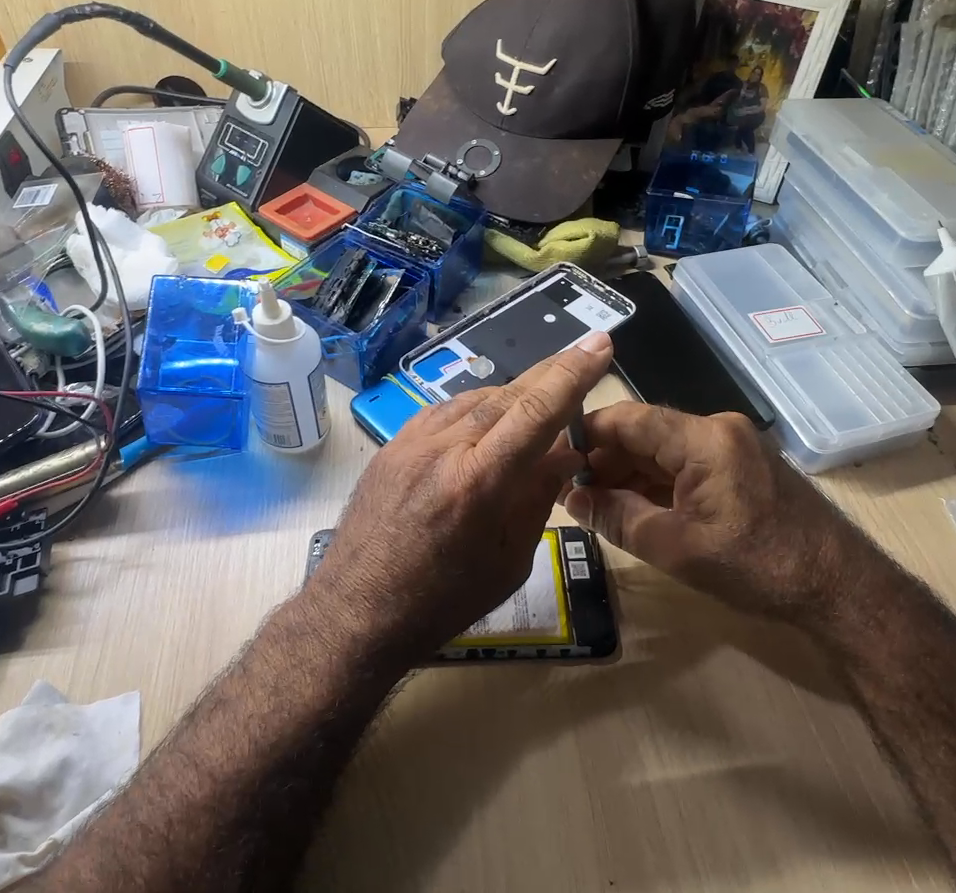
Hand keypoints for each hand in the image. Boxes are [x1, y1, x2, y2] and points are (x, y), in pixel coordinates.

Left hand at [311, 332, 613, 656]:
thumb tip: (566, 453)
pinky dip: (475, 409)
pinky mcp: (391, 446)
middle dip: (550, 373)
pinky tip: (487, 421)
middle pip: (507, 394)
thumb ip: (537, 499)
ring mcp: (411, 442)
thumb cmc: (441, 602)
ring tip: (538, 405)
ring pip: (474, 398)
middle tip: (582, 356)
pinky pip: (443, 412)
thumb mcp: (507, 561)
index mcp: (478, 482)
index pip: (536, 411)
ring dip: (512, 395)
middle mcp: (443, 448)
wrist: (355, 611)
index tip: (600, 345)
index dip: (572, 374)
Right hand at [562, 402, 861, 624]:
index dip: (586, 434)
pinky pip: (686, 467)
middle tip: (565, 490)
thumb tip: (572, 500)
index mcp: (704, 438)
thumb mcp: (675, 547)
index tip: (551, 457)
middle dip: (604, 460)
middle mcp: (718, 430)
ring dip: (627, 475)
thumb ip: (617, 518)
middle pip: (645, 434)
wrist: (841, 590)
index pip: (629, 419)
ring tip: (589, 502)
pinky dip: (656, 485)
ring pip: (664, 452)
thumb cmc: (756, 567)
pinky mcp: (742, 470)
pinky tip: (629, 506)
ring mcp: (733, 449)